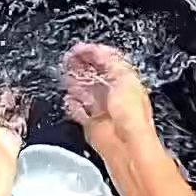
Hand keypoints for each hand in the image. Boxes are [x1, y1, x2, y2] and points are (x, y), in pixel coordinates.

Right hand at [61, 44, 167, 188]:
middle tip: (68, 60)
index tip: (78, 49)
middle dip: (81, 66)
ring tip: (64, 74)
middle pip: (96, 77)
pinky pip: (80, 113)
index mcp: (127, 82)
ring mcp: (105, 112)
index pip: (108, 62)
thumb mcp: (124, 76)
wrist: (127, 145)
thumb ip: (111, 62)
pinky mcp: (94, 127)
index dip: (93, 53)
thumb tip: (100, 51)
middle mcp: (116, 97)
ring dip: (75, 83)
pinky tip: (67, 98)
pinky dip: (73, 105)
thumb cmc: (131, 114)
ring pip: (86, 93)